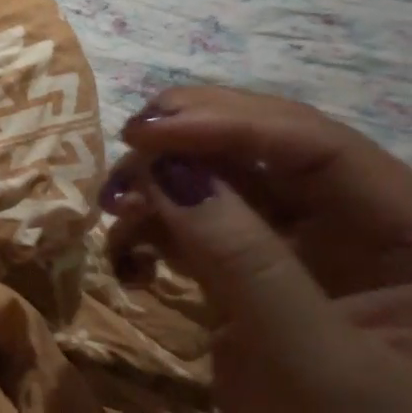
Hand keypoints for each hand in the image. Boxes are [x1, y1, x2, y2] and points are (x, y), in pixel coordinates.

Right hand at [99, 86, 411, 411]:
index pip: (322, 146)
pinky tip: (130, 262)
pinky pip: (197, 223)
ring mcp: (311, 254)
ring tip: (115, 214)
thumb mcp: (312, 360)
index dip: (229, 122)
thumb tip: (162, 168)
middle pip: (266, 148)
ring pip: (222, 179)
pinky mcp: (260, 276)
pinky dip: (152, 229)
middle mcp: (369, 232)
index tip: (140, 132)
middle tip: (122, 147)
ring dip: (155, 185)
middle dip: (184, 144)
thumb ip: (245, 261)